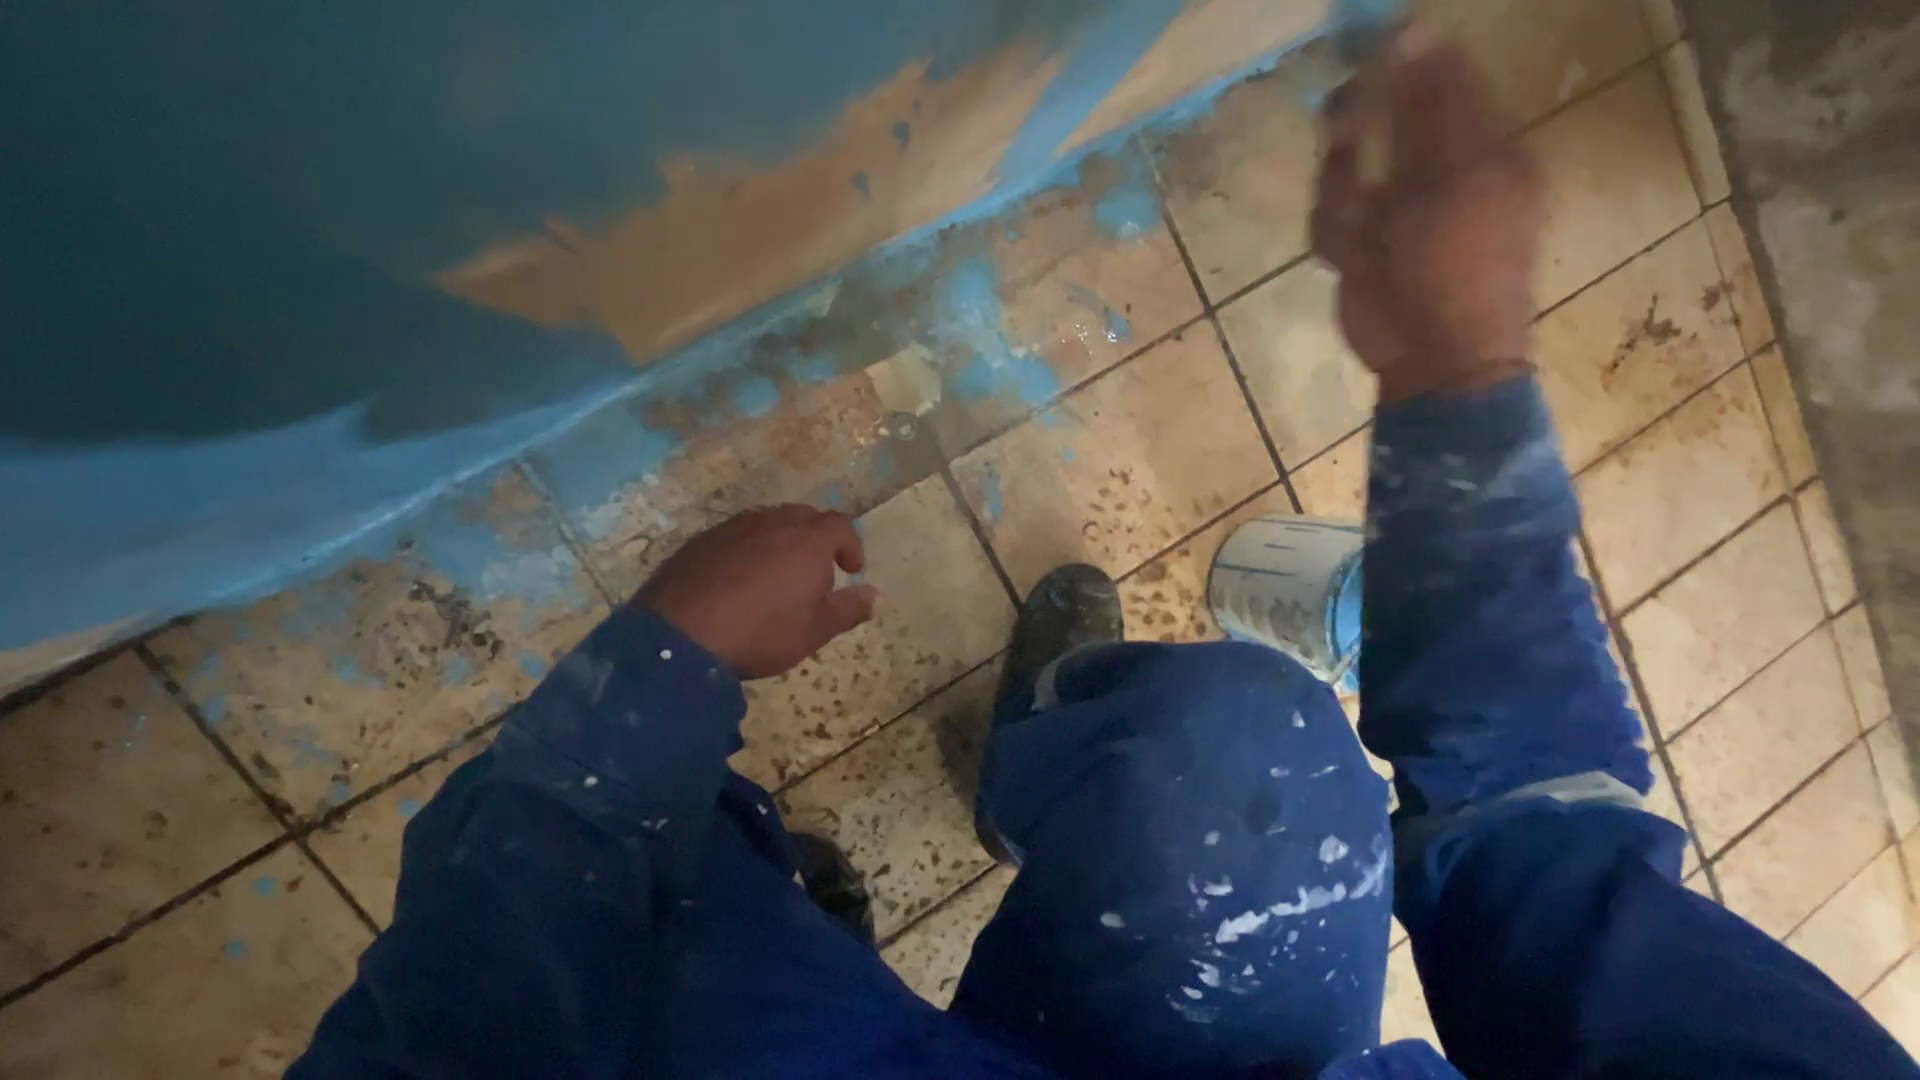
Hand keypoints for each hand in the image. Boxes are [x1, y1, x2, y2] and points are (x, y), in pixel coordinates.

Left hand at [633, 505, 879, 679]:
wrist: (680, 636)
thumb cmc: (761, 632)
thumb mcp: (815, 629)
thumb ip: (849, 609)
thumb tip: (878, 596)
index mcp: (807, 541)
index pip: (840, 525)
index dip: (851, 545)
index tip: (851, 570)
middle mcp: (772, 523)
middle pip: (803, 517)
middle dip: (817, 538)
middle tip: (817, 569)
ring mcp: (732, 528)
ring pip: (767, 523)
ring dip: (781, 541)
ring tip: (779, 575)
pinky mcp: (701, 542)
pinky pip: (736, 536)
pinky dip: (748, 550)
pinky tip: (740, 580)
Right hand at [1312, 29, 1543, 402]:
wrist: (1431, 354)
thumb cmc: (1459, 266)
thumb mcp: (1456, 174)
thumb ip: (1431, 104)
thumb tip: (1410, 28)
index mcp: (1477, 140)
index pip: (1432, 76)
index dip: (1394, 67)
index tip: (1362, 63)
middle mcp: (1431, 164)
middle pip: (1375, 116)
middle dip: (1356, 137)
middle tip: (1347, 145)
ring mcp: (1389, 206)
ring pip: (1340, 169)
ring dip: (1343, 197)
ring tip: (1365, 236)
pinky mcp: (1354, 243)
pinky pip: (1326, 216)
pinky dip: (1334, 236)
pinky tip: (1355, 261)